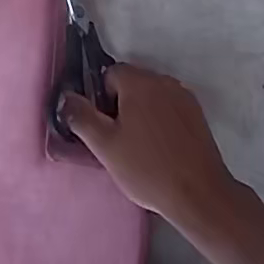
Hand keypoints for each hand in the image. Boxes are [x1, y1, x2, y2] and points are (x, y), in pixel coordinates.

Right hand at [61, 65, 248, 225]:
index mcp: (141, 83)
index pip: (110, 73)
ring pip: (151, 96)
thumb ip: (81, 117)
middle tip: (116, 139)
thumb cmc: (146, 167)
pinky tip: (159, 148)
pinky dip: (160, 120)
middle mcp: (165, 81)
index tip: (101, 125)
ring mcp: (184, 96)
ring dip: (140, 113)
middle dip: (120, 105)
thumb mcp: (104, 145)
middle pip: (132, 82)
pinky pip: (169, 107)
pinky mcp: (197, 113)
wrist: (196, 190)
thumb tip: (66, 97)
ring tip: (138, 147)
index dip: (100, 98)